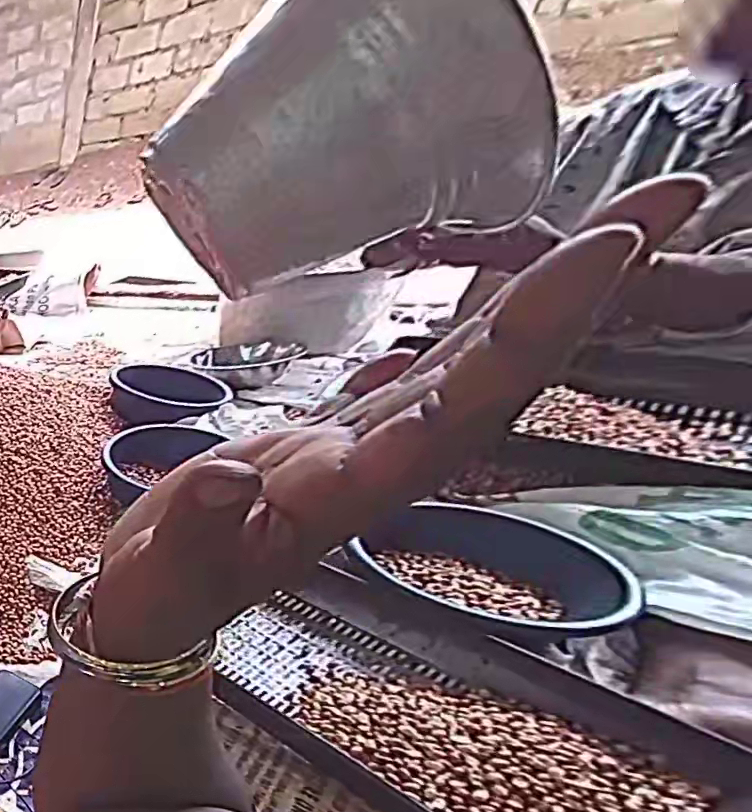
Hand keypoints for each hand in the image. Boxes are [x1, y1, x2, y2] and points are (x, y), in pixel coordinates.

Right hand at [89, 176, 709, 663]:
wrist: (154, 606)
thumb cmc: (158, 595)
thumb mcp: (166, 568)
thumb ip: (199, 525)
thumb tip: (231, 479)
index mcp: (331, 502)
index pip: (443, 424)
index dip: (517, 348)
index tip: (595, 262)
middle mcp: (356, 475)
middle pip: (477, 390)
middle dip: (563, 305)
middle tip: (657, 206)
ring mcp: (331, 461)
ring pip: (439, 383)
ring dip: (514, 314)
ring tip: (592, 237)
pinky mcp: (296, 454)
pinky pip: (376, 399)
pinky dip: (417, 362)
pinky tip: (438, 333)